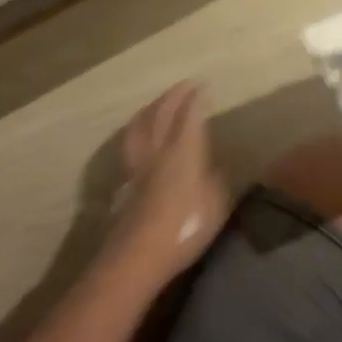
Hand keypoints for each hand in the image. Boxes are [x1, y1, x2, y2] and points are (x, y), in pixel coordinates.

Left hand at [105, 81, 231, 281]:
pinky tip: (139, 138)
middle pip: (161, 114)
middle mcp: (158, 150)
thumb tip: (217, 163)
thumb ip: (217, 180)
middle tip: (184, 86)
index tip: (203, 86)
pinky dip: (137, 131)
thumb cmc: (185, 228)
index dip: (196, 99)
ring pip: (140, 126)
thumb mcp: (216, 205)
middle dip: (173, 96)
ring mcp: (138, 165)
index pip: (190, 116)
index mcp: (184, 151)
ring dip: (150, 109)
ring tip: (157, 103)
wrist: (137, 256)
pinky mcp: (125, 182)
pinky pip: (130, 145)